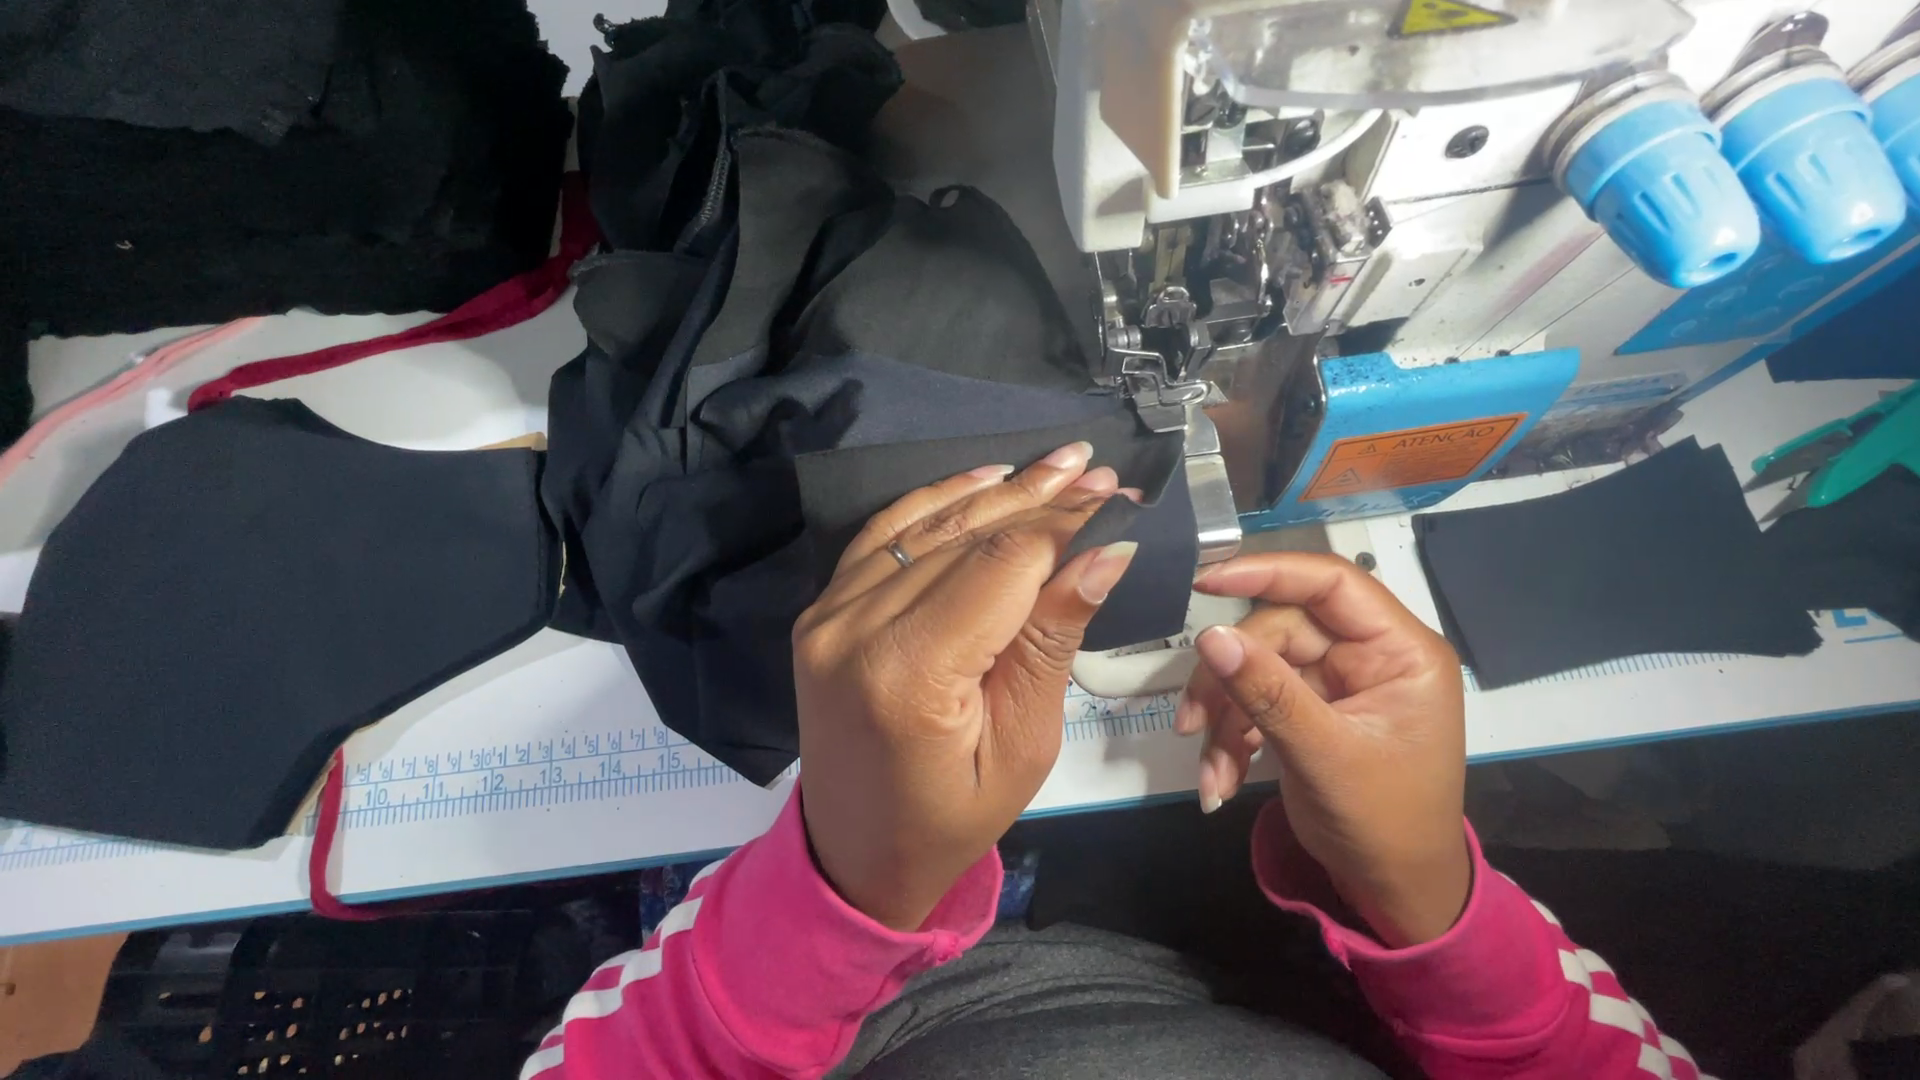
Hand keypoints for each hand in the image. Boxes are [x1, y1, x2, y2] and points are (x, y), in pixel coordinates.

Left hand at [793, 443, 1139, 930]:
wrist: (855, 850)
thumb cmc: (952, 815)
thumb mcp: (1023, 741)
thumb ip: (1052, 636)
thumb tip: (1106, 551)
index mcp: (909, 672)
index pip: (1002, 566)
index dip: (1064, 525)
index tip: (1118, 500)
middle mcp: (855, 627)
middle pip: (967, 538)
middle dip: (1041, 503)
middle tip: (1099, 472)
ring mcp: (828, 612)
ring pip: (927, 527)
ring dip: (997, 492)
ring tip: (1058, 464)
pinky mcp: (822, 609)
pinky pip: (883, 534)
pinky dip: (936, 502)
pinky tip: (984, 478)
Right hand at [1176, 553, 1469, 946]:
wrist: (1393, 890)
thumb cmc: (1384, 823)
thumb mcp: (1323, 755)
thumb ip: (1266, 692)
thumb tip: (1208, 636)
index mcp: (1399, 651)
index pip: (1331, 584)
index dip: (1268, 573)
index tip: (1206, 582)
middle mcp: (1368, 654)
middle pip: (1278, 631)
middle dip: (1230, 679)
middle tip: (1192, 723)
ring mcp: (1335, 680)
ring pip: (1256, 665)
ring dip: (1224, 717)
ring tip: (1211, 772)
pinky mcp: (1309, 705)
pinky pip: (1255, 698)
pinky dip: (1231, 735)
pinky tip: (1221, 777)